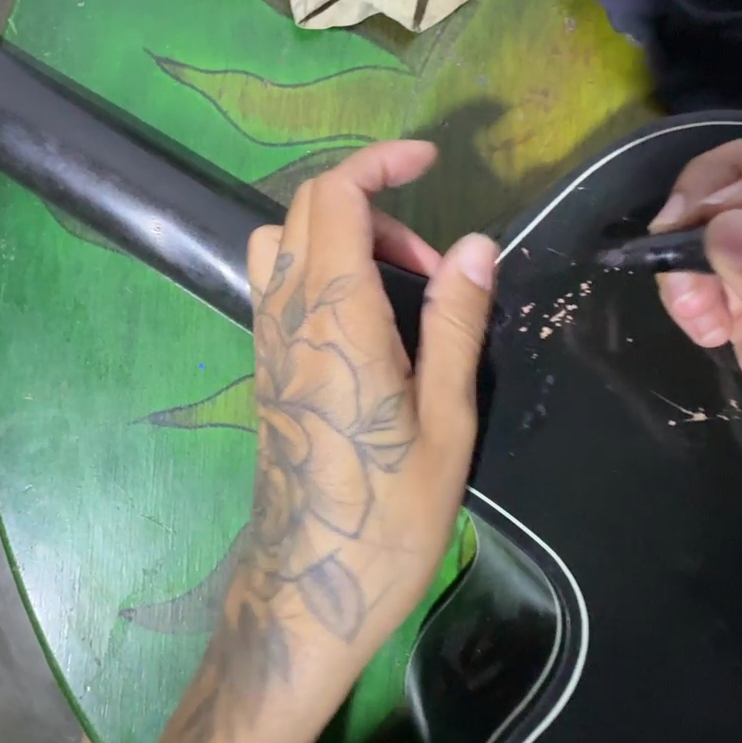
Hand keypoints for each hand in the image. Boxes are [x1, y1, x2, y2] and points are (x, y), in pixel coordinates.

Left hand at [146, 140, 497, 742]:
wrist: (309, 583)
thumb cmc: (389, 510)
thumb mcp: (446, 417)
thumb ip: (455, 320)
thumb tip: (476, 243)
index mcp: (337, 313)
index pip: (337, 197)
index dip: (380, 162)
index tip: (429, 159)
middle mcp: (289, 310)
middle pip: (309, 207)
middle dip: (375, 203)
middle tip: (432, 261)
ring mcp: (267, 334)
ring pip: (285, 237)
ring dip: (342, 233)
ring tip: (398, 284)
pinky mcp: (265, 358)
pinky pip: (278, 278)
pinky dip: (320, 262)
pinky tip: (366, 315)